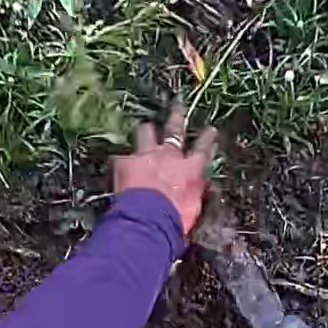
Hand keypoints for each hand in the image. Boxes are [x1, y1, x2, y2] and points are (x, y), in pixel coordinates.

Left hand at [112, 103, 215, 234]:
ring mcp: (146, 155)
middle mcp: (169, 156)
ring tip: (144, 128)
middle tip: (177, 106)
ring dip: (146, 131)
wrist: (148, 221)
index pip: (203, 149)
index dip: (207, 138)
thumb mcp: (194, 208)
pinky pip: (120, 156)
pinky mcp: (124, 162)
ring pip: (146, 132)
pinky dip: (120, 160)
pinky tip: (116, 161)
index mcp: (190, 169)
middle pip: (174, 130)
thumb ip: (198, 193)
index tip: (211, 130)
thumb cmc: (176, 220)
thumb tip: (207, 187)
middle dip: (177, 117)